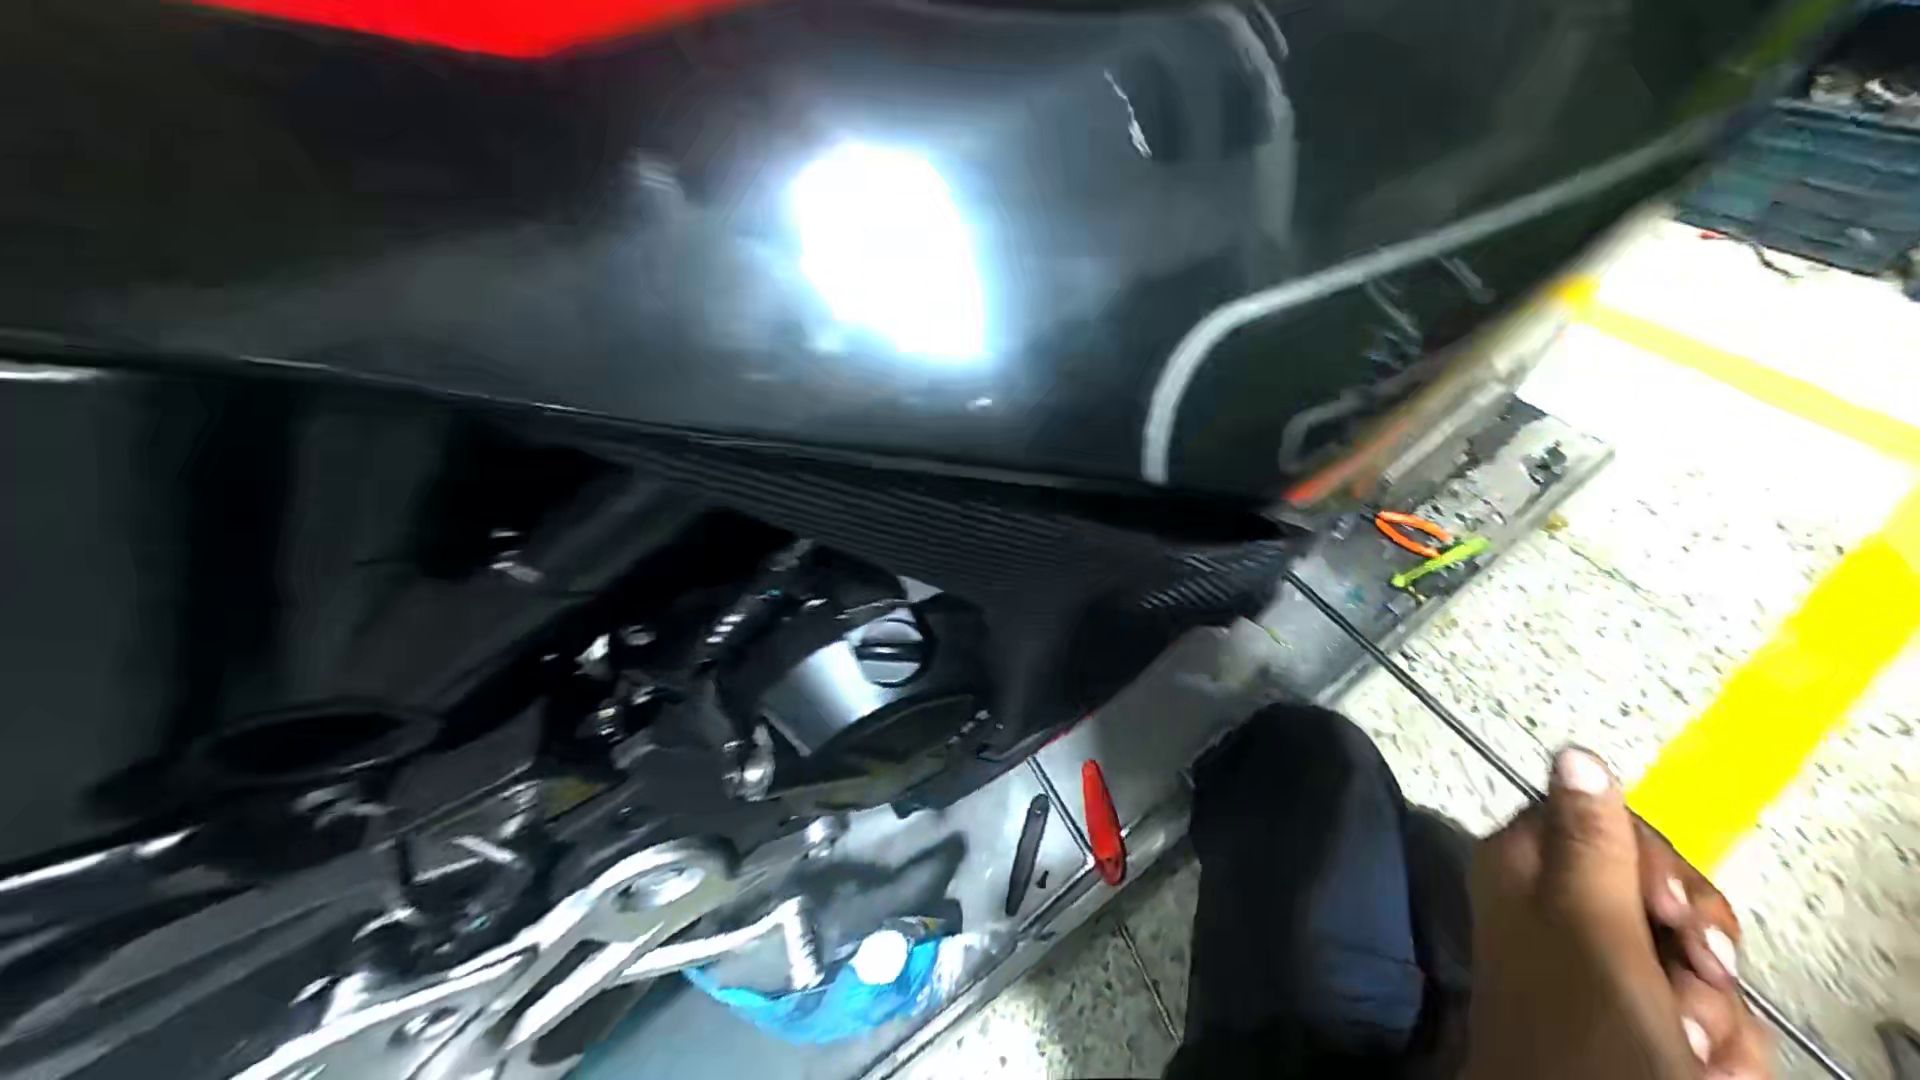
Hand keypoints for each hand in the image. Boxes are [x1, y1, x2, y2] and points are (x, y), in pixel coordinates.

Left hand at [1461, 747, 1770, 1079]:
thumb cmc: (1582, 1023)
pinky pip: (1701, 1010)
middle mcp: (1552, 898)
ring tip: (1683, 1041)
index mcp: (1526, 863)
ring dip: (1710, 1007)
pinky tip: (1695, 1069)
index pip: (1597, 815)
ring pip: (1691, 956)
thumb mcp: (1589, 922)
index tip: (1669, 907)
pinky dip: (1713, 1048)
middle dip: (1697, 941)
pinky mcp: (1632, 1010)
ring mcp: (1594, 957)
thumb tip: (1576, 751)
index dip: (1651, 858)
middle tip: (1694, 975)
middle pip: (1656, 885)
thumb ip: (1588, 838)